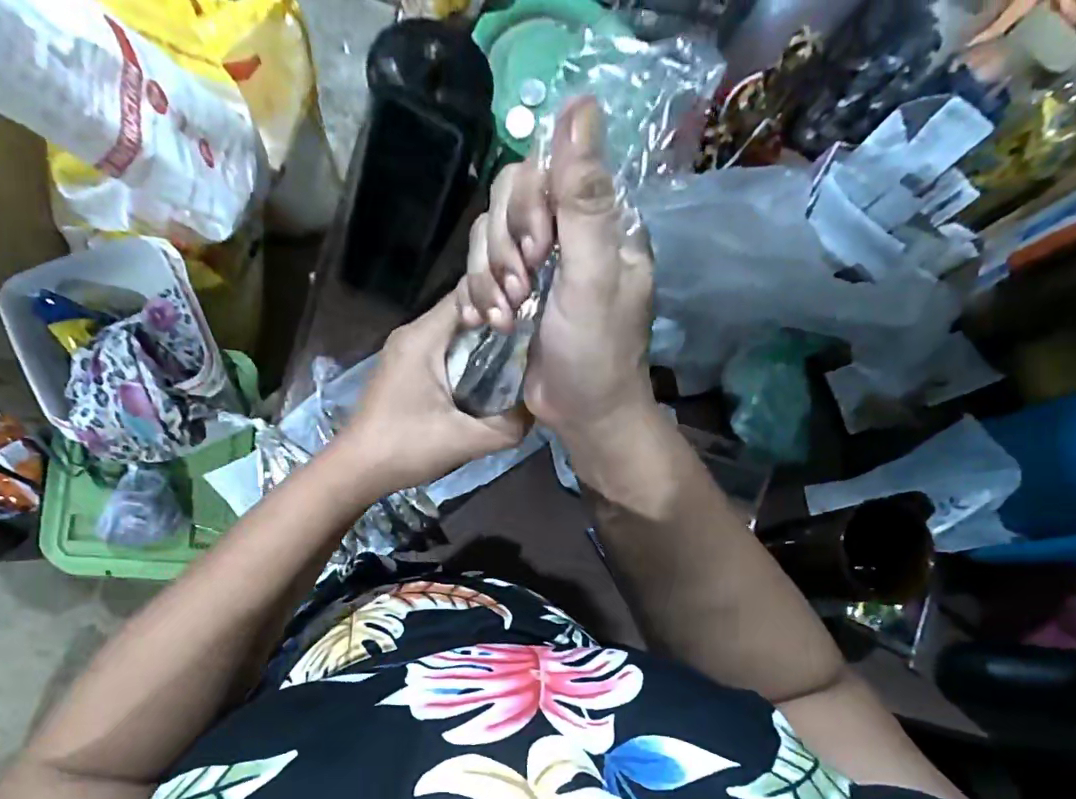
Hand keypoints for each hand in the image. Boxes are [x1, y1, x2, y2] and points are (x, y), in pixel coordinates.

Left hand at [326, 291, 530, 497]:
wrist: (356, 470)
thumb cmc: (406, 447)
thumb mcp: (466, 440)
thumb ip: (510, 425)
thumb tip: (538, 407)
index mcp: (423, 336)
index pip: (471, 292)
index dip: (505, 300)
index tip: (531, 321)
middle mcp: (411, 334)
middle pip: (464, 311)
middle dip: (498, 323)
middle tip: (531, 343)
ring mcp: (404, 351)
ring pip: (453, 333)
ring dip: (483, 344)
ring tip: (514, 362)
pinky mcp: (402, 370)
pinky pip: (442, 351)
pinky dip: (465, 359)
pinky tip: (484, 382)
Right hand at [455, 97, 657, 444]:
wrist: (582, 415)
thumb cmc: (596, 351)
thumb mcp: (594, 276)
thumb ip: (584, 198)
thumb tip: (580, 106)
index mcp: (597, 220)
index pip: (545, 169)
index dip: (526, 205)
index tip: (536, 251)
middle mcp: (565, 232)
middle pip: (508, 199)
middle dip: (503, 247)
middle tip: (522, 289)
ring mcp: (536, 263)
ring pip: (487, 235)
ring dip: (488, 278)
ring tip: (508, 317)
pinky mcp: (513, 292)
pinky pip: (478, 271)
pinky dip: (479, 296)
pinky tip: (492, 323)